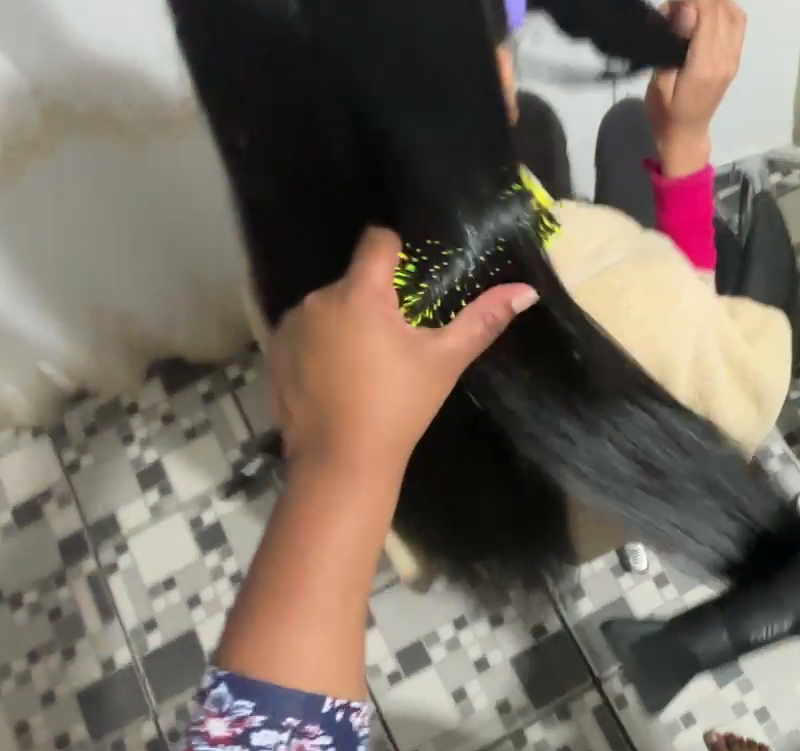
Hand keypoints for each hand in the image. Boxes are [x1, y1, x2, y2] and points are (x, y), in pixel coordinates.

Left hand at [265, 227, 537, 482]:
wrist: (342, 460)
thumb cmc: (400, 407)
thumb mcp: (446, 363)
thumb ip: (483, 321)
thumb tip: (526, 291)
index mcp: (362, 294)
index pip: (376, 240)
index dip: (396, 251)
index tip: (410, 281)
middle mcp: (319, 298)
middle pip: (354, 282)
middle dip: (375, 302)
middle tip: (396, 346)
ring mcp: (290, 325)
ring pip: (328, 309)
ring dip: (345, 325)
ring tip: (364, 370)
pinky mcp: (273, 351)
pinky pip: (303, 334)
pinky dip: (319, 348)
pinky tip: (336, 383)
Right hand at [644, 0, 745, 175]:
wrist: (686, 137)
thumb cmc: (666, 114)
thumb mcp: (660, 84)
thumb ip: (674, 45)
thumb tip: (687, 9)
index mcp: (704, 66)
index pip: (707, 12)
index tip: (672, 4)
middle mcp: (724, 60)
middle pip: (720, 8)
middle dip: (698, 0)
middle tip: (676, 10)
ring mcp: (733, 60)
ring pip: (733, 12)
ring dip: (712, 3)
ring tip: (692, 9)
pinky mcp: (734, 60)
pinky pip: (737, 23)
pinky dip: (724, 10)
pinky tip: (707, 14)